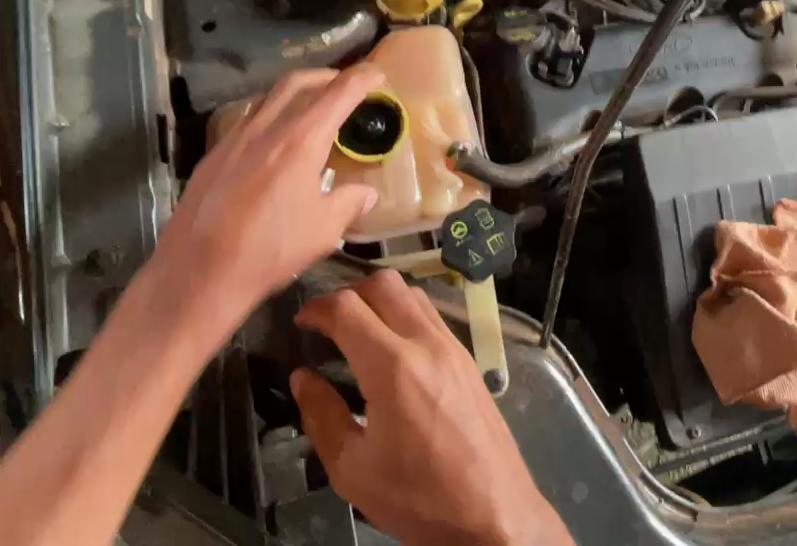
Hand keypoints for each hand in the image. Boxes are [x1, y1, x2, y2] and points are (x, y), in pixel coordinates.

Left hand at [149, 66, 383, 330]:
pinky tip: (275, 140)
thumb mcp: (323, 231)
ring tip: (313, 109)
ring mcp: (235, 138)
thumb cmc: (269, 250)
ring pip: (270, 96)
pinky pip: (248, 118)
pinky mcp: (214, 155)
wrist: (197, 273)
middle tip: (347, 86)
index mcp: (301, 140)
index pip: (338, 92)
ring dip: (297, 92)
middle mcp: (267, 127)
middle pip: (299, 82)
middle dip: (328, 76)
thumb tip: (366, 194)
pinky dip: (272, 114)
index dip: (363, 79)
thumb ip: (349, 203)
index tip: (378, 75)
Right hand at [292, 270, 572, 545]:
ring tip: (357, 327)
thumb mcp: (354, 471)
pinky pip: (431, 313)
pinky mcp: (468, 357)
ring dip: (379, 297)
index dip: (318, 307)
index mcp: (393, 368)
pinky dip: (404, 311)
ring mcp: (453, 346)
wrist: (494, 513)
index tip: (301, 321)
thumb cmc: (420, 497)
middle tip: (328, 320)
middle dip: (348, 291)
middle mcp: (426, 343)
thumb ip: (322, 416)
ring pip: (411, 292)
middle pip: (383, 283)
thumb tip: (302, 378)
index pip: (348, 308)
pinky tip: (391, 343)